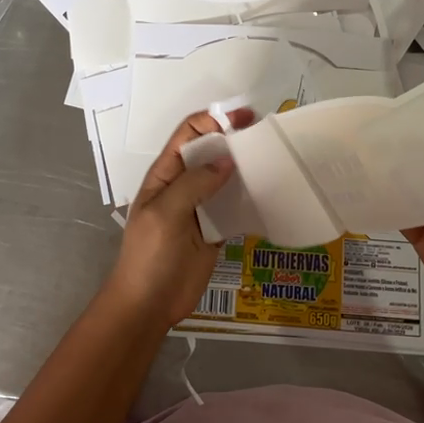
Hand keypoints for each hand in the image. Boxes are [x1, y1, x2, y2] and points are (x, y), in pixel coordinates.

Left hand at [102, 109, 252, 326]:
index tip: (244, 118)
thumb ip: (194, 184)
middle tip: (268, 137)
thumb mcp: (166, 213)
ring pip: (225, 179)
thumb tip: (227, 160)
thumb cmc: (150, 255)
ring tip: (275, 161)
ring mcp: (201, 209)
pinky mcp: (216, 231)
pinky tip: (271, 195)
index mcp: (165, 175)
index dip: (213, 121)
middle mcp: (184, 186)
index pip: (189, 135)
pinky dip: (250, 199)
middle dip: (234, 140)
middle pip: (210, 153)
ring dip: (245, 168)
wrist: (148, 304)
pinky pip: (235, 208)